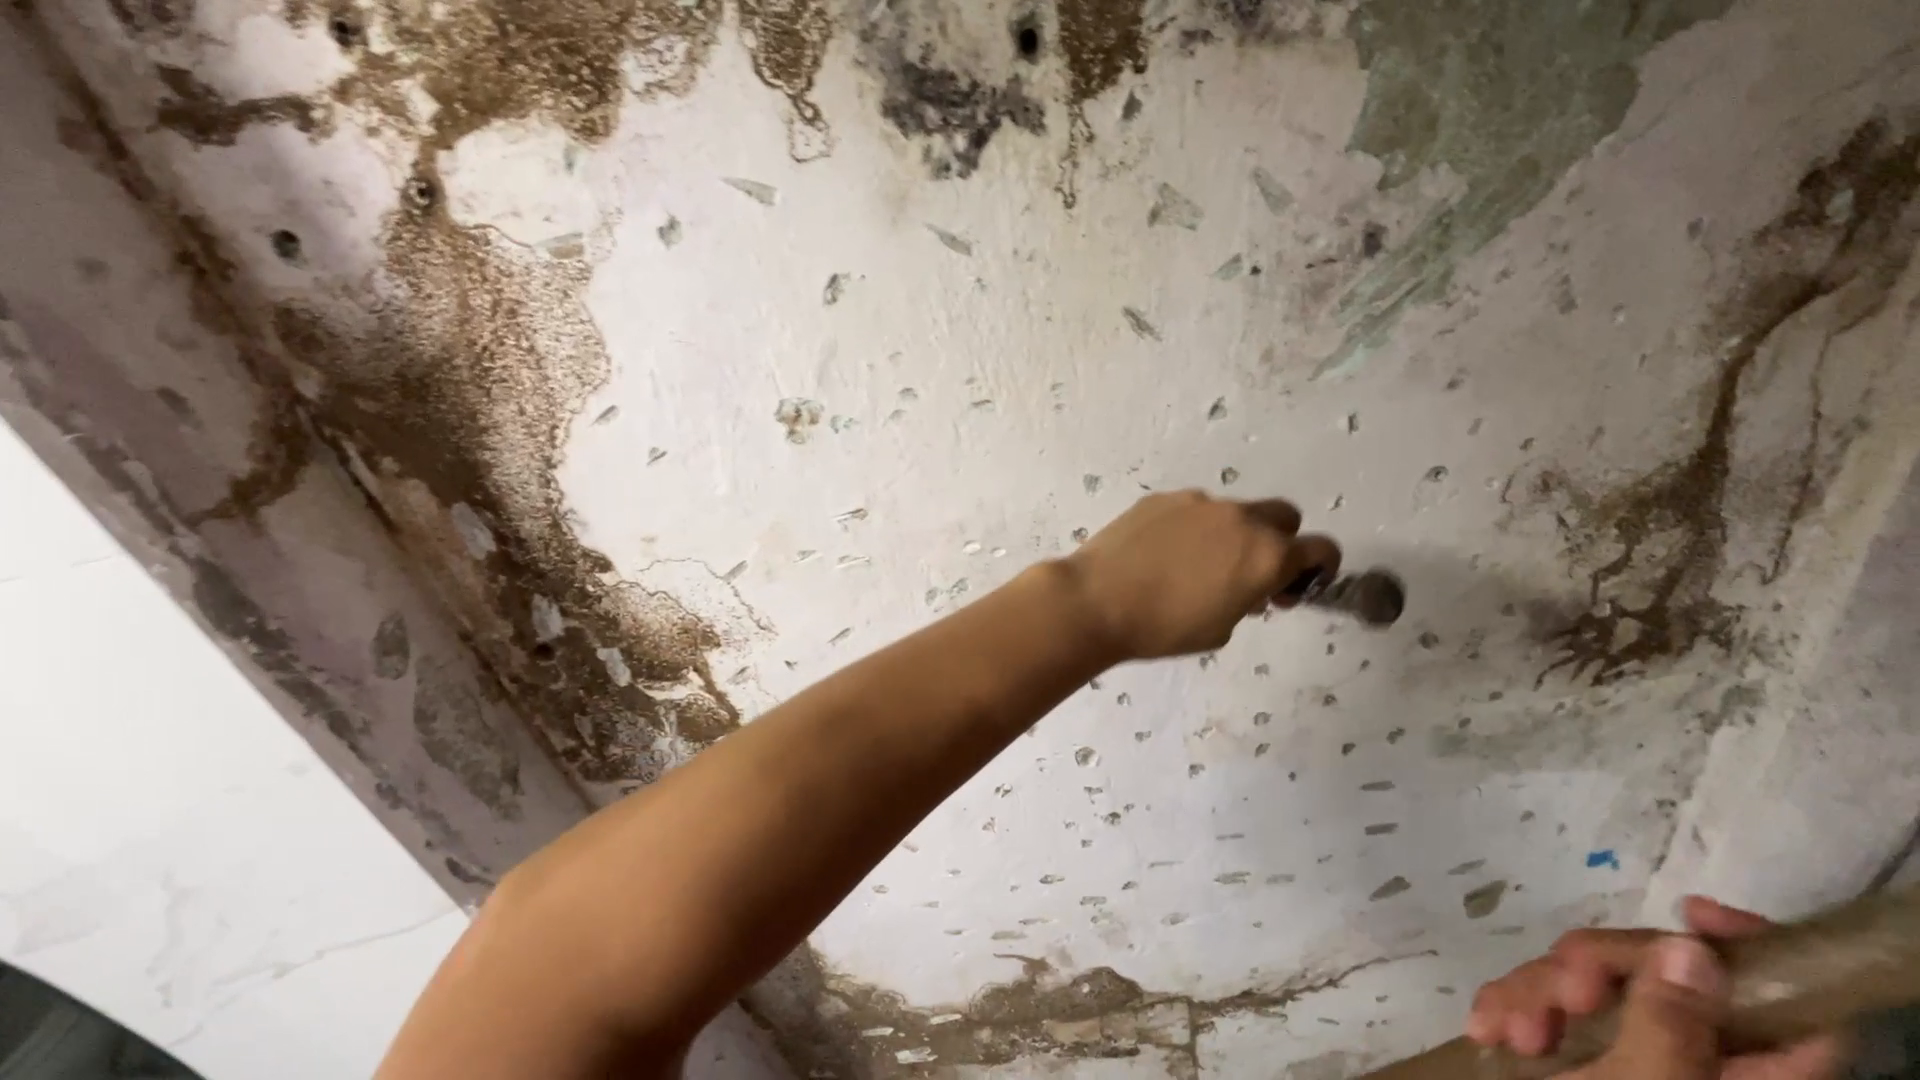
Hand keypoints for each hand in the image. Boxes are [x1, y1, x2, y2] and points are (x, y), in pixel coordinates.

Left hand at [1062, 490, 1339, 659]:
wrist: (1097, 601)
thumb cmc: (1165, 627)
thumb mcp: (1222, 628)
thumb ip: (1249, 599)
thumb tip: (1249, 586)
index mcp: (1267, 555)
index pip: (1320, 549)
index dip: (1317, 569)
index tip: (1293, 588)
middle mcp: (1241, 519)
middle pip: (1283, 517)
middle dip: (1279, 541)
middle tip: (1252, 573)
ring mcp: (1201, 503)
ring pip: (1234, 512)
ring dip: (1231, 534)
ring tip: (1195, 566)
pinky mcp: (1164, 498)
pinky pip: (1194, 510)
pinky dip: (1192, 528)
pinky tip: (1162, 555)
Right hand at [1468, 896, 1842, 1079]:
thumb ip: (1672, 1028)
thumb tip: (1691, 948)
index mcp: (1747, 1074)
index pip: (1784, 997)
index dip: (1747, 942)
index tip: (1686, 909)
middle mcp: (1700, 1059)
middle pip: (1661, 974)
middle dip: (1589, 970)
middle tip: (1559, 995)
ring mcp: (1633, 1055)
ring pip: (1592, 985)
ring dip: (1535, 993)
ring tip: (1503, 1029)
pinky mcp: (1581, 1057)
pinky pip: (1549, 1007)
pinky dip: (1512, 1007)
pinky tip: (1486, 1029)